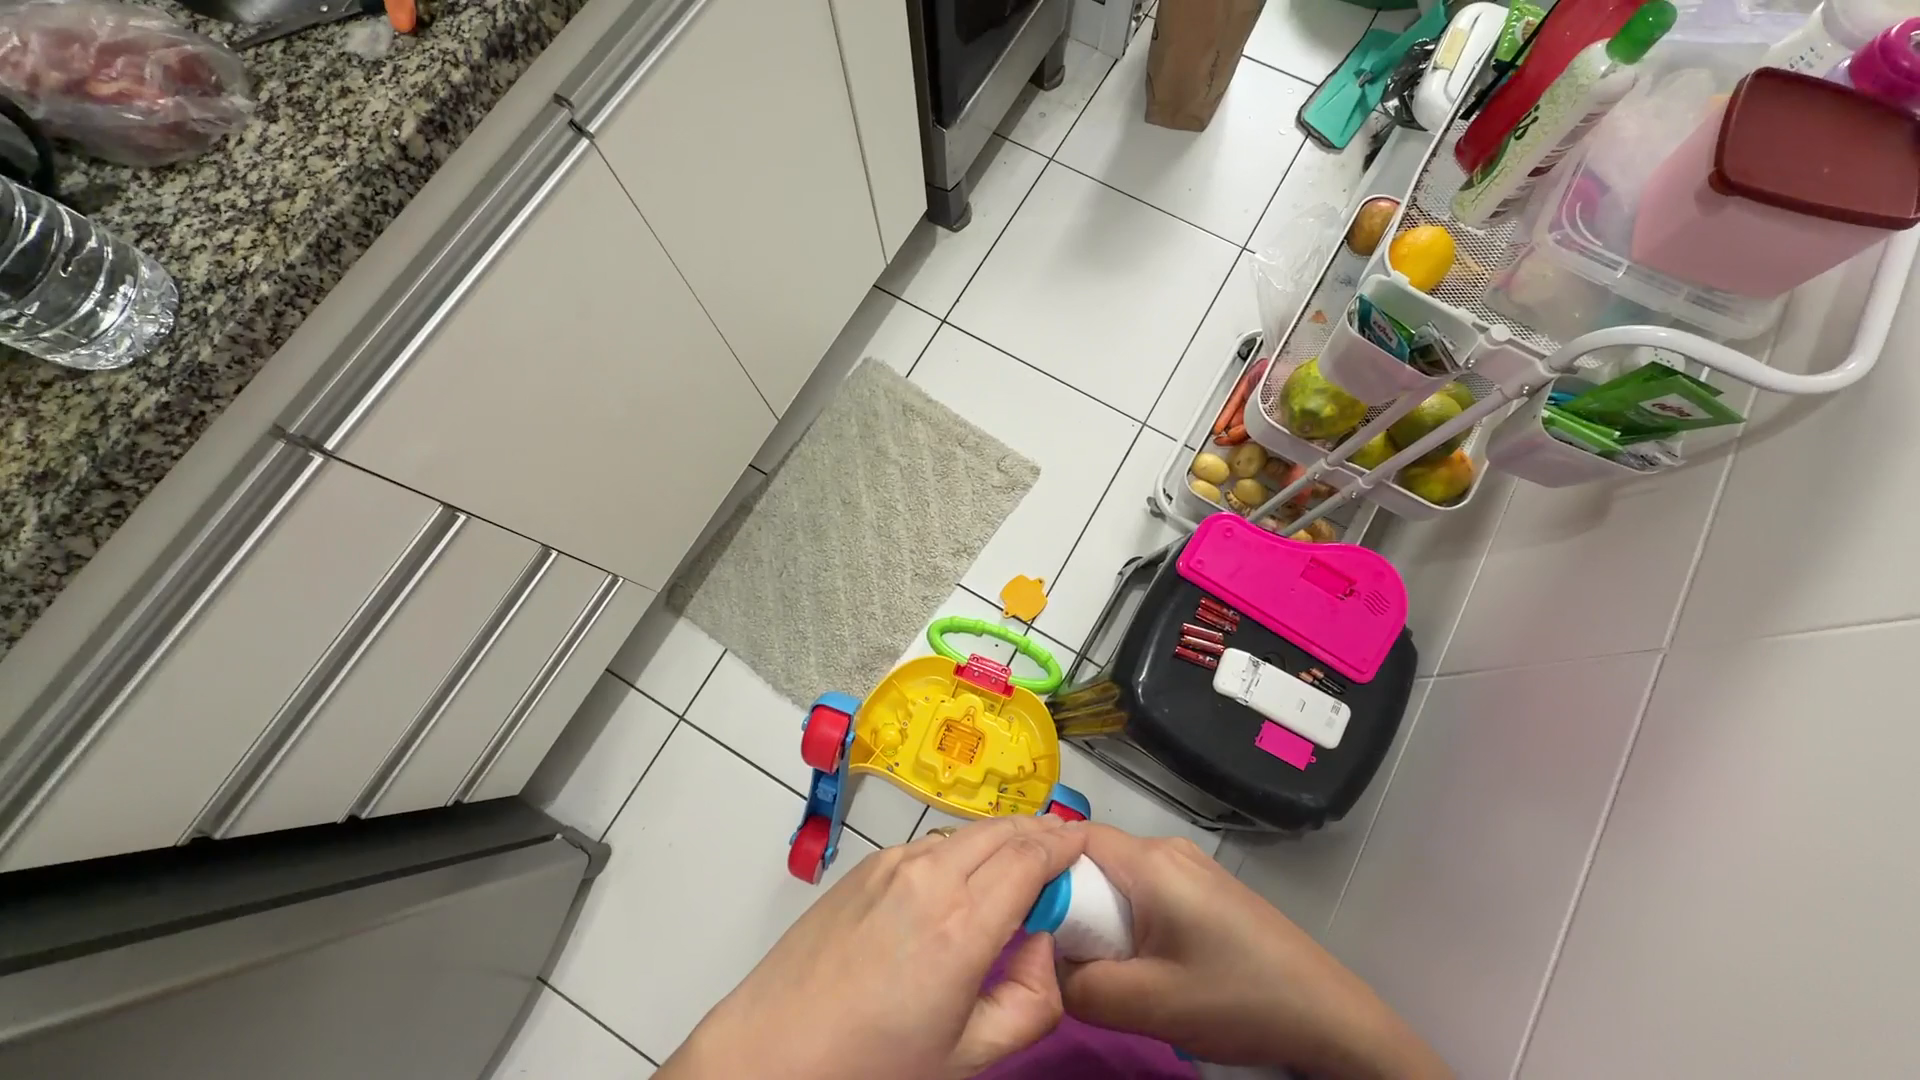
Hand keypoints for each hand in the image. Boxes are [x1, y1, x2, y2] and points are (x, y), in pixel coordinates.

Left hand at [658, 815, 1085, 1079]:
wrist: (771, 1050)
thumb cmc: (874, 1064)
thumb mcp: (969, 1054)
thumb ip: (1030, 999)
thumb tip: (1045, 943)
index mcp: (961, 925)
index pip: (1032, 856)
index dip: (1067, 844)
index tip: (1088, 846)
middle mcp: (929, 876)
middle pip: (1003, 830)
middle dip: (1041, 833)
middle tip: (1064, 851)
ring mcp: (893, 863)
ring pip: (967, 832)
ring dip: (1002, 838)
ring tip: (1020, 862)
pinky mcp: (866, 865)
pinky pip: (932, 845)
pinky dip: (963, 849)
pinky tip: (964, 879)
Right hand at [1057, 825, 1451, 1079]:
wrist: (1330, 1020)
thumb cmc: (1236, 1000)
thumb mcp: (1146, 1004)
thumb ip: (1077, 985)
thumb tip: (1046, 966)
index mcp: (1151, 861)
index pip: (1072, 839)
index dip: (1039, 869)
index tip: (1017, 910)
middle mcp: (1167, 850)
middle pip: (1094, 861)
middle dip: (1071, 904)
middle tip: (1060, 953)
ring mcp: (1191, 869)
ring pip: (1120, 881)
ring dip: (1102, 920)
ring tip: (1105, 968)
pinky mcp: (1206, 892)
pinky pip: (1147, 895)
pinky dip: (1131, 925)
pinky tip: (1144, 966)